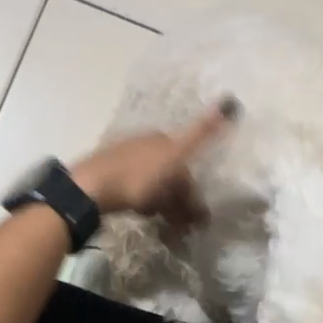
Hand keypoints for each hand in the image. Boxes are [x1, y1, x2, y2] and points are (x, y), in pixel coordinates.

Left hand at [69, 98, 238, 226]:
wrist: (92, 187)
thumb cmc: (138, 177)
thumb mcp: (175, 159)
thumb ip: (202, 132)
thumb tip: (230, 102)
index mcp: (162, 138)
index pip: (187, 159)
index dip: (193, 184)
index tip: (196, 208)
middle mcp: (145, 143)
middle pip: (171, 171)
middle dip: (179, 195)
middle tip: (183, 220)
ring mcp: (127, 158)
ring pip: (154, 181)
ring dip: (163, 200)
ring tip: (165, 219)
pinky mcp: (111, 173)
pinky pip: (137, 188)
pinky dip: (146, 199)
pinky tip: (144, 211)